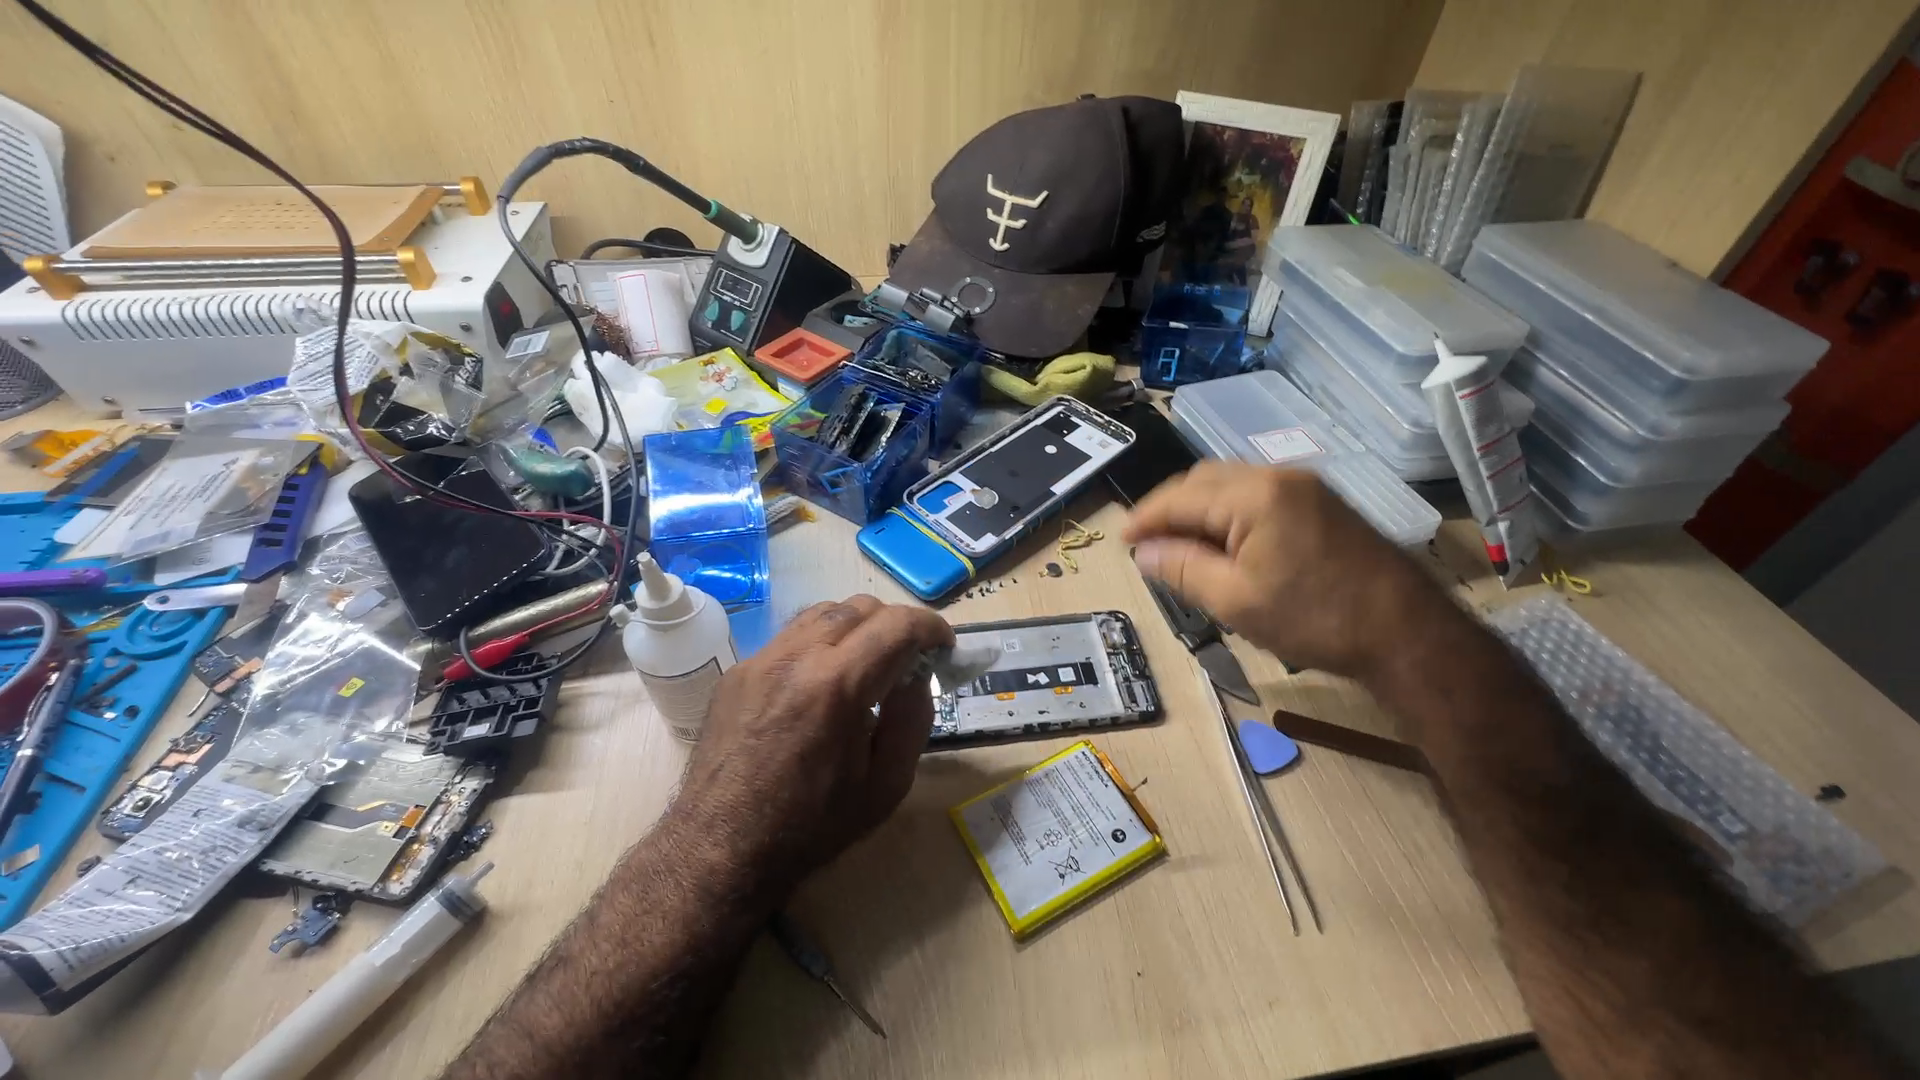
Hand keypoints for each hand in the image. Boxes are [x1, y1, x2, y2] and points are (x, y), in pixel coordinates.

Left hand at [671, 595, 953, 890]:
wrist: (721, 848)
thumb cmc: (812, 825)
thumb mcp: (886, 785)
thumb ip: (912, 719)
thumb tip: (916, 675)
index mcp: (837, 685)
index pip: (897, 625)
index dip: (931, 627)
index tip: (945, 647)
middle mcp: (796, 657)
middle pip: (859, 607)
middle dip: (895, 624)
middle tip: (910, 658)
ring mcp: (759, 660)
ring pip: (821, 613)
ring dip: (856, 627)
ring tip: (867, 663)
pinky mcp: (737, 672)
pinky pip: (789, 639)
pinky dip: (819, 645)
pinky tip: (821, 684)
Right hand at [1123, 462, 1463, 679]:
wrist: (1406, 631)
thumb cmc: (1315, 619)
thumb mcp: (1234, 601)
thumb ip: (1180, 568)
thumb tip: (1141, 552)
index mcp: (1254, 494)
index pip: (1180, 498)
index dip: (1145, 519)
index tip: (1120, 542)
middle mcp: (1278, 476)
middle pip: (1203, 481)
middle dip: (1170, 509)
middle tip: (1147, 546)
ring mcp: (1305, 486)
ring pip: (1230, 485)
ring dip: (1199, 510)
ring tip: (1181, 547)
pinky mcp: (1321, 502)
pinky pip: (1258, 495)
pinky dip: (1229, 513)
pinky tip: (1225, 543)